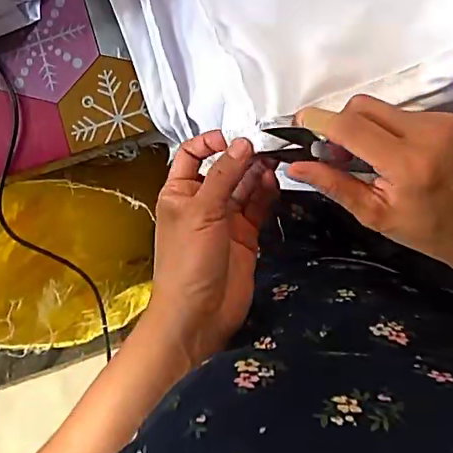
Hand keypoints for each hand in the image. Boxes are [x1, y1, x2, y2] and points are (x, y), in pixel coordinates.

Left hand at [145, 131, 278, 364]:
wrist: (198, 314)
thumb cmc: (185, 264)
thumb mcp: (201, 212)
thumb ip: (223, 175)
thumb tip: (241, 144)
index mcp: (178, 191)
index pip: (191, 154)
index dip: (210, 142)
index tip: (234, 138)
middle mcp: (200, 202)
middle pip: (223, 168)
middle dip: (242, 157)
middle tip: (265, 147)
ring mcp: (223, 219)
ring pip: (243, 186)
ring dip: (257, 173)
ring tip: (273, 162)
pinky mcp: (244, 236)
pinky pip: (257, 207)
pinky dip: (266, 194)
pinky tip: (274, 183)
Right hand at [286, 95, 452, 266]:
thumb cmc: (427, 230)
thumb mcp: (373, 215)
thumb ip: (333, 184)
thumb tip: (294, 166)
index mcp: (408, 164)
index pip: (351, 127)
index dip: (319, 121)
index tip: (298, 124)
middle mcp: (427, 134)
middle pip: (362, 107)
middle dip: (340, 124)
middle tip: (336, 154)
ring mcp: (441, 122)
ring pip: (379, 108)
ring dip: (363, 127)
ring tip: (367, 158)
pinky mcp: (447, 118)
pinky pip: (398, 112)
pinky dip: (385, 129)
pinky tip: (392, 154)